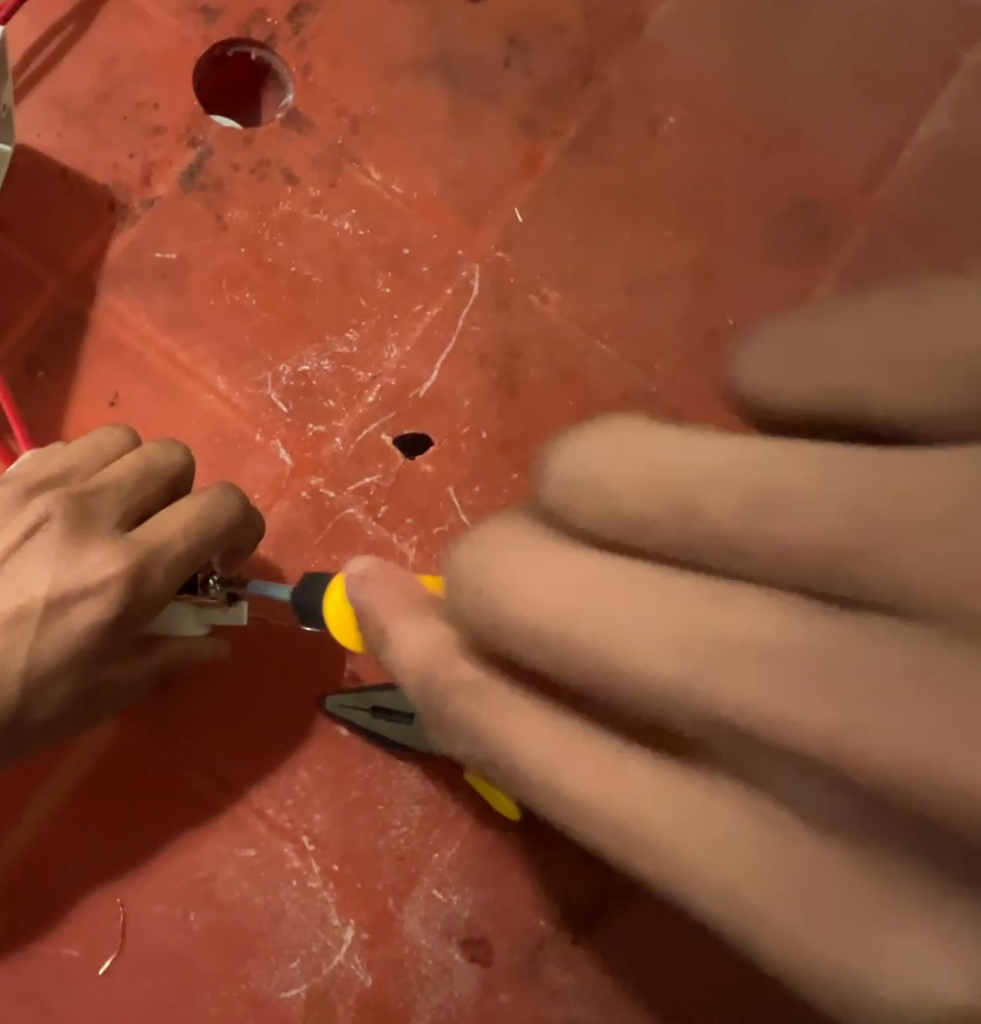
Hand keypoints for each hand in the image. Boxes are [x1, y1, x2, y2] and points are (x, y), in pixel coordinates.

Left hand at [0, 424, 264, 803]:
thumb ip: (164, 653)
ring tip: (112, 525)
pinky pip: (60, 452)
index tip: (223, 559)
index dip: (240, 528)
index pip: (220, 507)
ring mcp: (31, 488)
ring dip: (133, 476)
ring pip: (117, 440)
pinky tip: (55, 520)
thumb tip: (214, 634)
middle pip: (172, 457)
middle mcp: (84, 512)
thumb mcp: (92, 700)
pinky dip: (80, 473)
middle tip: (163, 545)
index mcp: (121, 574)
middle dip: (185, 498)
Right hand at [347, 278, 980, 1023]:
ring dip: (647, 483)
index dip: (414, 647)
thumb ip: (658, 794)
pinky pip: (782, 356)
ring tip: (787, 507)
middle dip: (526, 565)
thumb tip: (448, 632)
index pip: (502, 728)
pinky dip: (796, 387)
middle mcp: (899, 742)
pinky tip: (909, 439)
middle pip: (512, 577)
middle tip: (637, 572)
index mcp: (849, 904)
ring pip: (606, 461)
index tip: (375, 590)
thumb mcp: (895, 927)